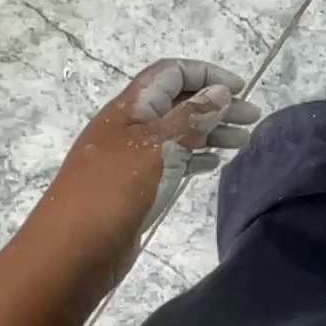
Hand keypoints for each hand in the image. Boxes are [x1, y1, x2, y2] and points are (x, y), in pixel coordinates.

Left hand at [39, 59, 262, 248]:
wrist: (72, 252)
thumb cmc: (115, 191)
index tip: (240, 89)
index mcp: (132, 108)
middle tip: (252, 118)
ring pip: (180, 132)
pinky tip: (214, 164)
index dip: (207, 74)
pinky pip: (173, 160)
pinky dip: (197, 157)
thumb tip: (220, 92)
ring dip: (213, 132)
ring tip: (243, 142)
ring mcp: (133, 157)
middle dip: (217, 104)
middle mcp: (132, 126)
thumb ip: (193, 117)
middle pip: (180, 102)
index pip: (172, 73)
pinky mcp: (137, 185)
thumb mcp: (159, 147)